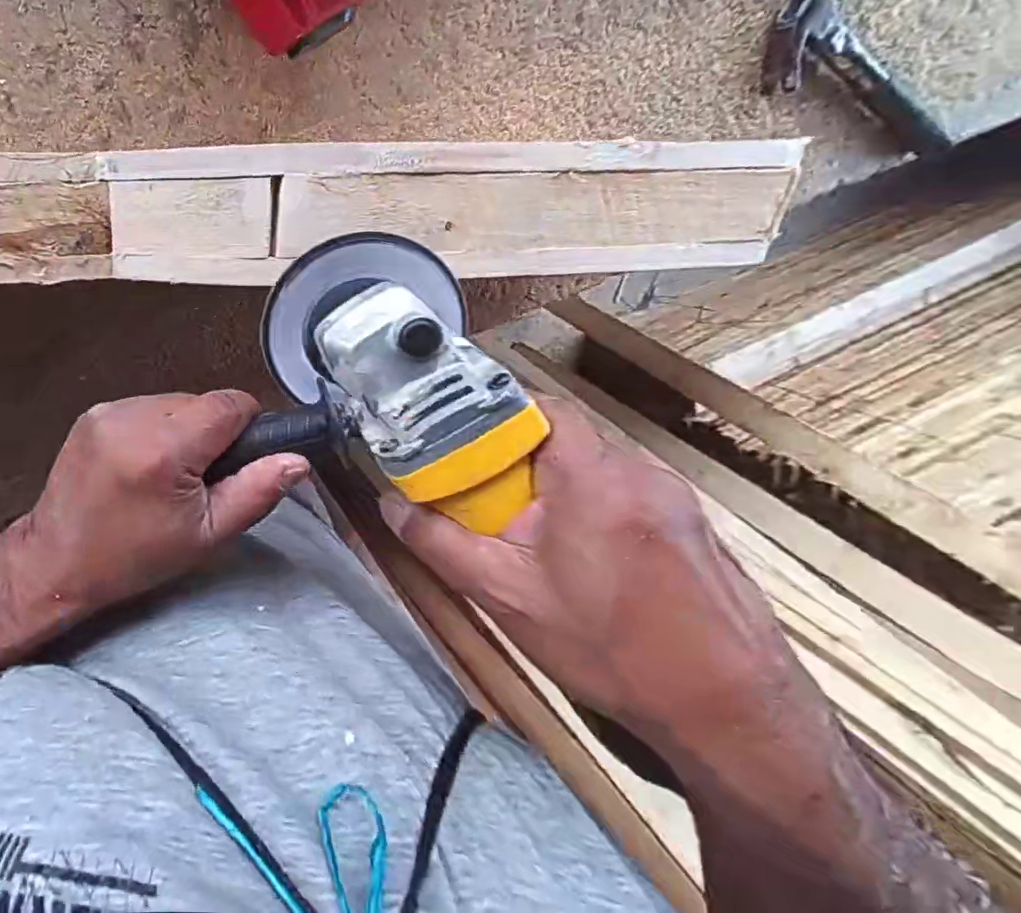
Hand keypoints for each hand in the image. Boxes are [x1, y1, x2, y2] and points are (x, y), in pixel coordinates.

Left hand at [0, 391, 310, 620]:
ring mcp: (106, 411)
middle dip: (211, 432)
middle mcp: (132, 417)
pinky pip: (143, 407)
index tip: (239, 458)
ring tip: (166, 474)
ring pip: (172, 401)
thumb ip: (256, 491)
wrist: (57, 560)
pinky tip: (141, 464)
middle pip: (200, 400)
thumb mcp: (206, 535)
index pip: (229, 403)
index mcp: (164, 448)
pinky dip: (153, 428)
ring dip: (181, 429)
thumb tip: (298, 459)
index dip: (247, 426)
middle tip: (198, 478)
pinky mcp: (91, 414)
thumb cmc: (134, 558)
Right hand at [377, 395, 821, 756]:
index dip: (493, 409)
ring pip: (592, 467)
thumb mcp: (503, 595)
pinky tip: (570, 553)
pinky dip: (584, 504)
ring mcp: (676, 503)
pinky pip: (622, 494)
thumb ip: (437, 542)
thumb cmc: (609, 648)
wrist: (732, 717)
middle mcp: (643, 476)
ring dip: (549, 482)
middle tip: (473, 487)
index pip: (542, 405)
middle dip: (512, 455)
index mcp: (596, 479)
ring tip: (515, 523)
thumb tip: (390, 504)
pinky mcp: (693, 530)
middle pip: (563, 436)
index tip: (453, 431)